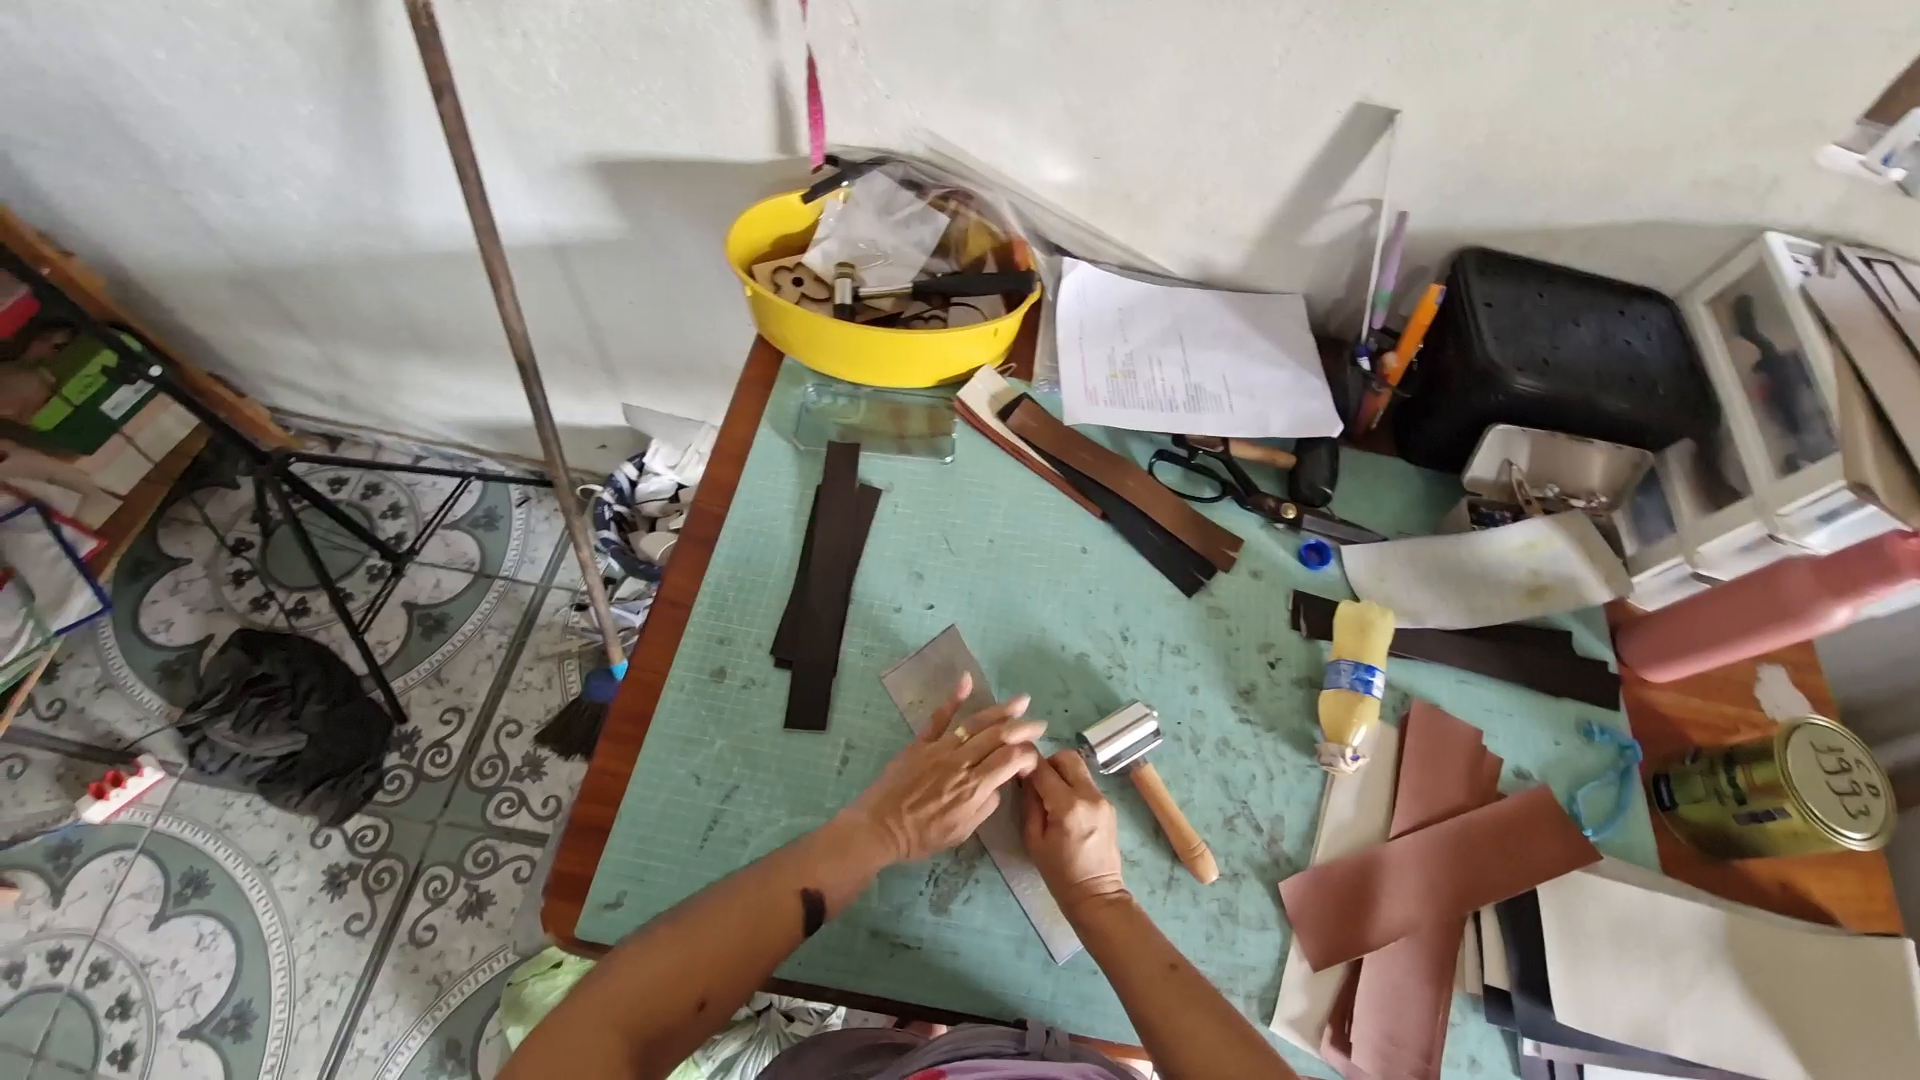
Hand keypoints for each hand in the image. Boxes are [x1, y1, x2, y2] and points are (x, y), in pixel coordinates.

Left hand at [839, 673, 1044, 864]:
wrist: (879, 828)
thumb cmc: (921, 837)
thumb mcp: (962, 832)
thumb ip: (985, 807)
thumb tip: (998, 784)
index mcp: (974, 787)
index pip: (1011, 760)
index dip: (1028, 754)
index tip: (1035, 755)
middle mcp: (961, 762)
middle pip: (999, 737)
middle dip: (1023, 728)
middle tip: (1040, 723)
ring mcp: (940, 748)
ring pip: (976, 724)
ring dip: (1001, 710)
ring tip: (1021, 701)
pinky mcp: (921, 742)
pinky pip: (940, 717)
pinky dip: (954, 698)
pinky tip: (967, 680)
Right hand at [1022, 750, 1127, 916]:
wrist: (1097, 895)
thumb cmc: (1059, 873)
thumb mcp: (1033, 839)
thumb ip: (1030, 803)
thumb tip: (1026, 777)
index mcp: (1067, 807)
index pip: (1043, 769)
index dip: (1027, 763)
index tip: (1016, 765)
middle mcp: (1089, 796)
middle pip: (1067, 757)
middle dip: (1049, 763)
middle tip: (1038, 781)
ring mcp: (1103, 799)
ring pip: (1079, 768)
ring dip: (1063, 774)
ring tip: (1051, 796)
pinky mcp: (1109, 805)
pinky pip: (1087, 784)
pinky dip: (1074, 786)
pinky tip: (1066, 808)